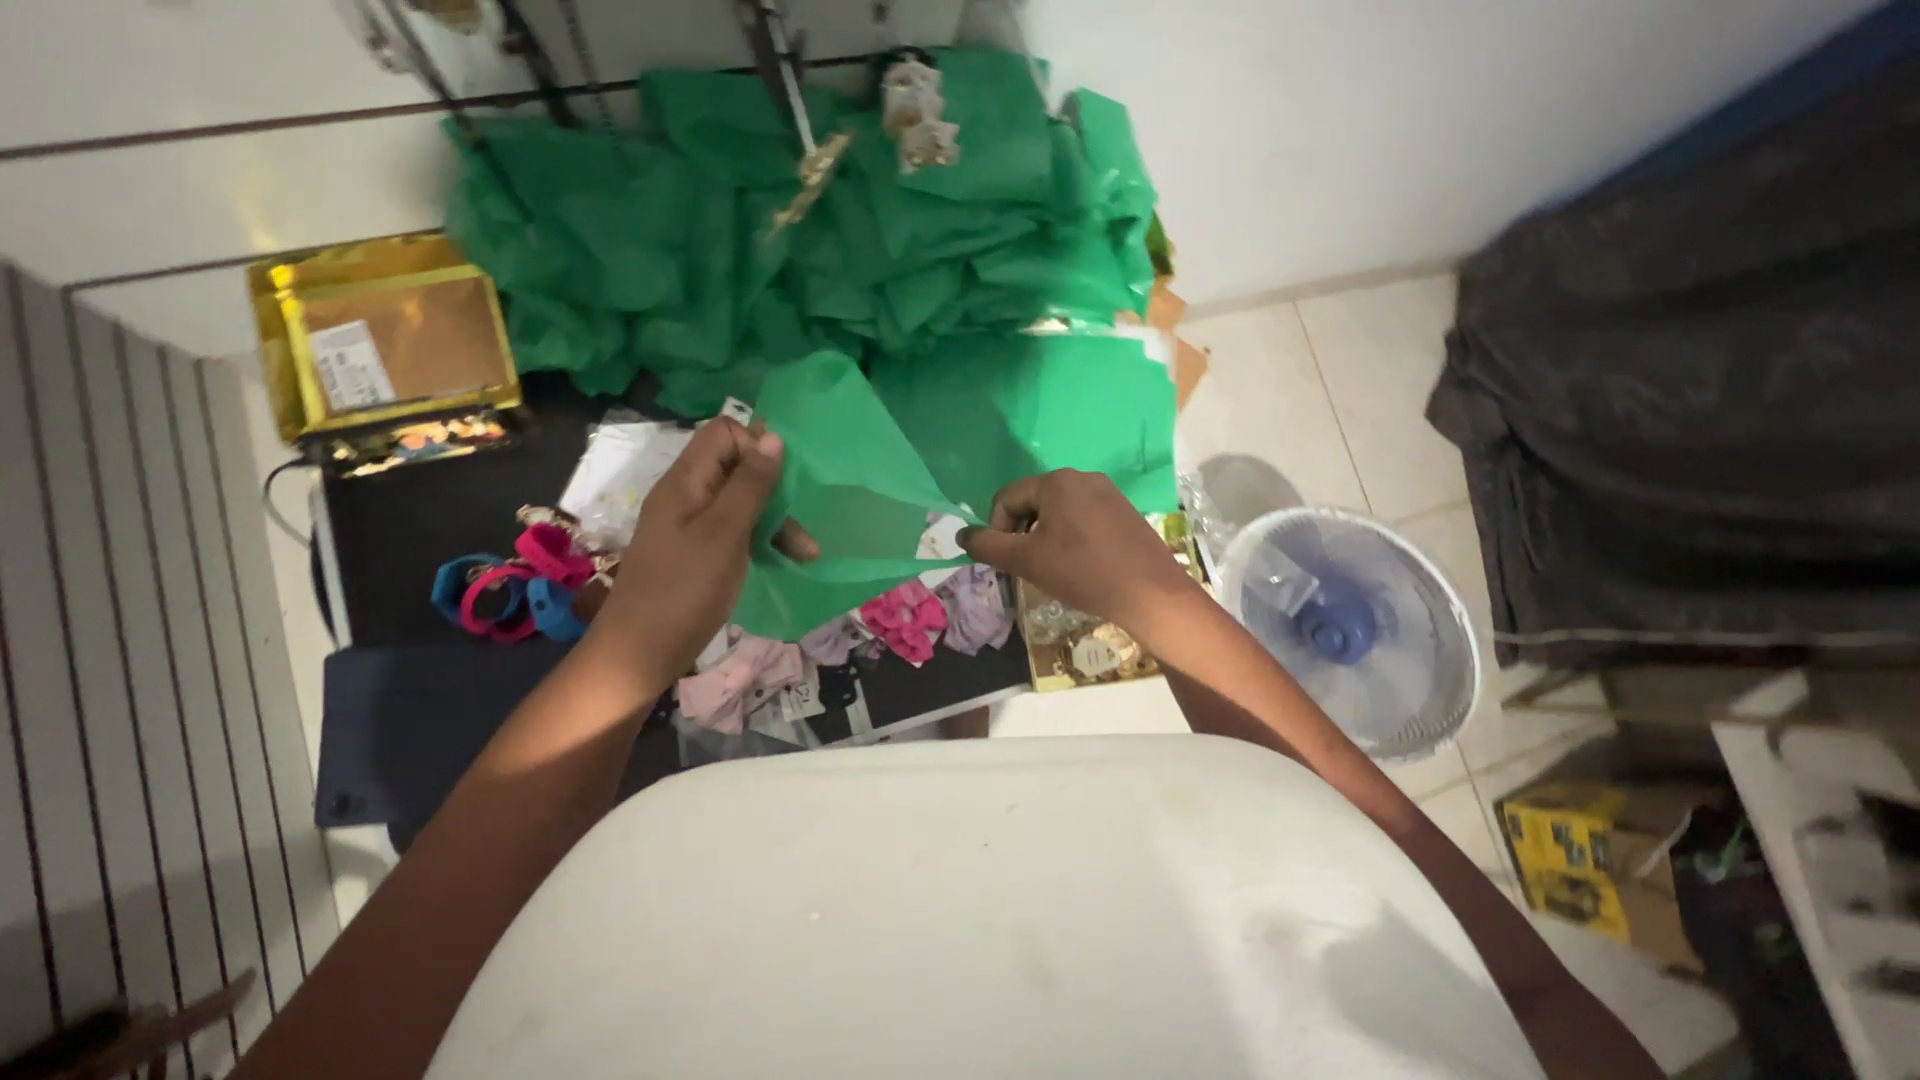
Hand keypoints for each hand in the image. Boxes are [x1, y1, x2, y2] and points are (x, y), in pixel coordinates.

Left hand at [586, 417, 783, 686]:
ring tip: (807, 554)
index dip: (756, 448)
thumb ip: (749, 484)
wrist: (640, 653)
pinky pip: (734, 531)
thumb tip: (772, 435)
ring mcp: (690, 526)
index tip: (779, 483)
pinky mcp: (697, 553)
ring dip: (775, 521)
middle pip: (736, 468)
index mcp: (685, 482)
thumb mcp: (724, 533)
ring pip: (741, 503)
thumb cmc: (684, 590)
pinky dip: (760, 541)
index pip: (723, 433)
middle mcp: (685, 496)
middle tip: (801, 529)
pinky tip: (783, 561)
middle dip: (774, 491)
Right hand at [959, 469, 1204, 637]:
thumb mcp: (1026, 561)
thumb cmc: (1082, 573)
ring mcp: (1108, 493)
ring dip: (1046, 538)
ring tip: (1056, 569)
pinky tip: (1082, 566)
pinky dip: (1072, 539)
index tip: (1009, 562)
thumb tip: (961, 535)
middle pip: (1033, 502)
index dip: (997, 531)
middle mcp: (1082, 477)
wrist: (1150, 593)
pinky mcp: (1125, 512)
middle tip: (1030, 567)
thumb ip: (988, 546)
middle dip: (1023, 534)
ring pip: (1059, 512)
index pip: (1006, 498)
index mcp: (1056, 482)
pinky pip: (1084, 519)